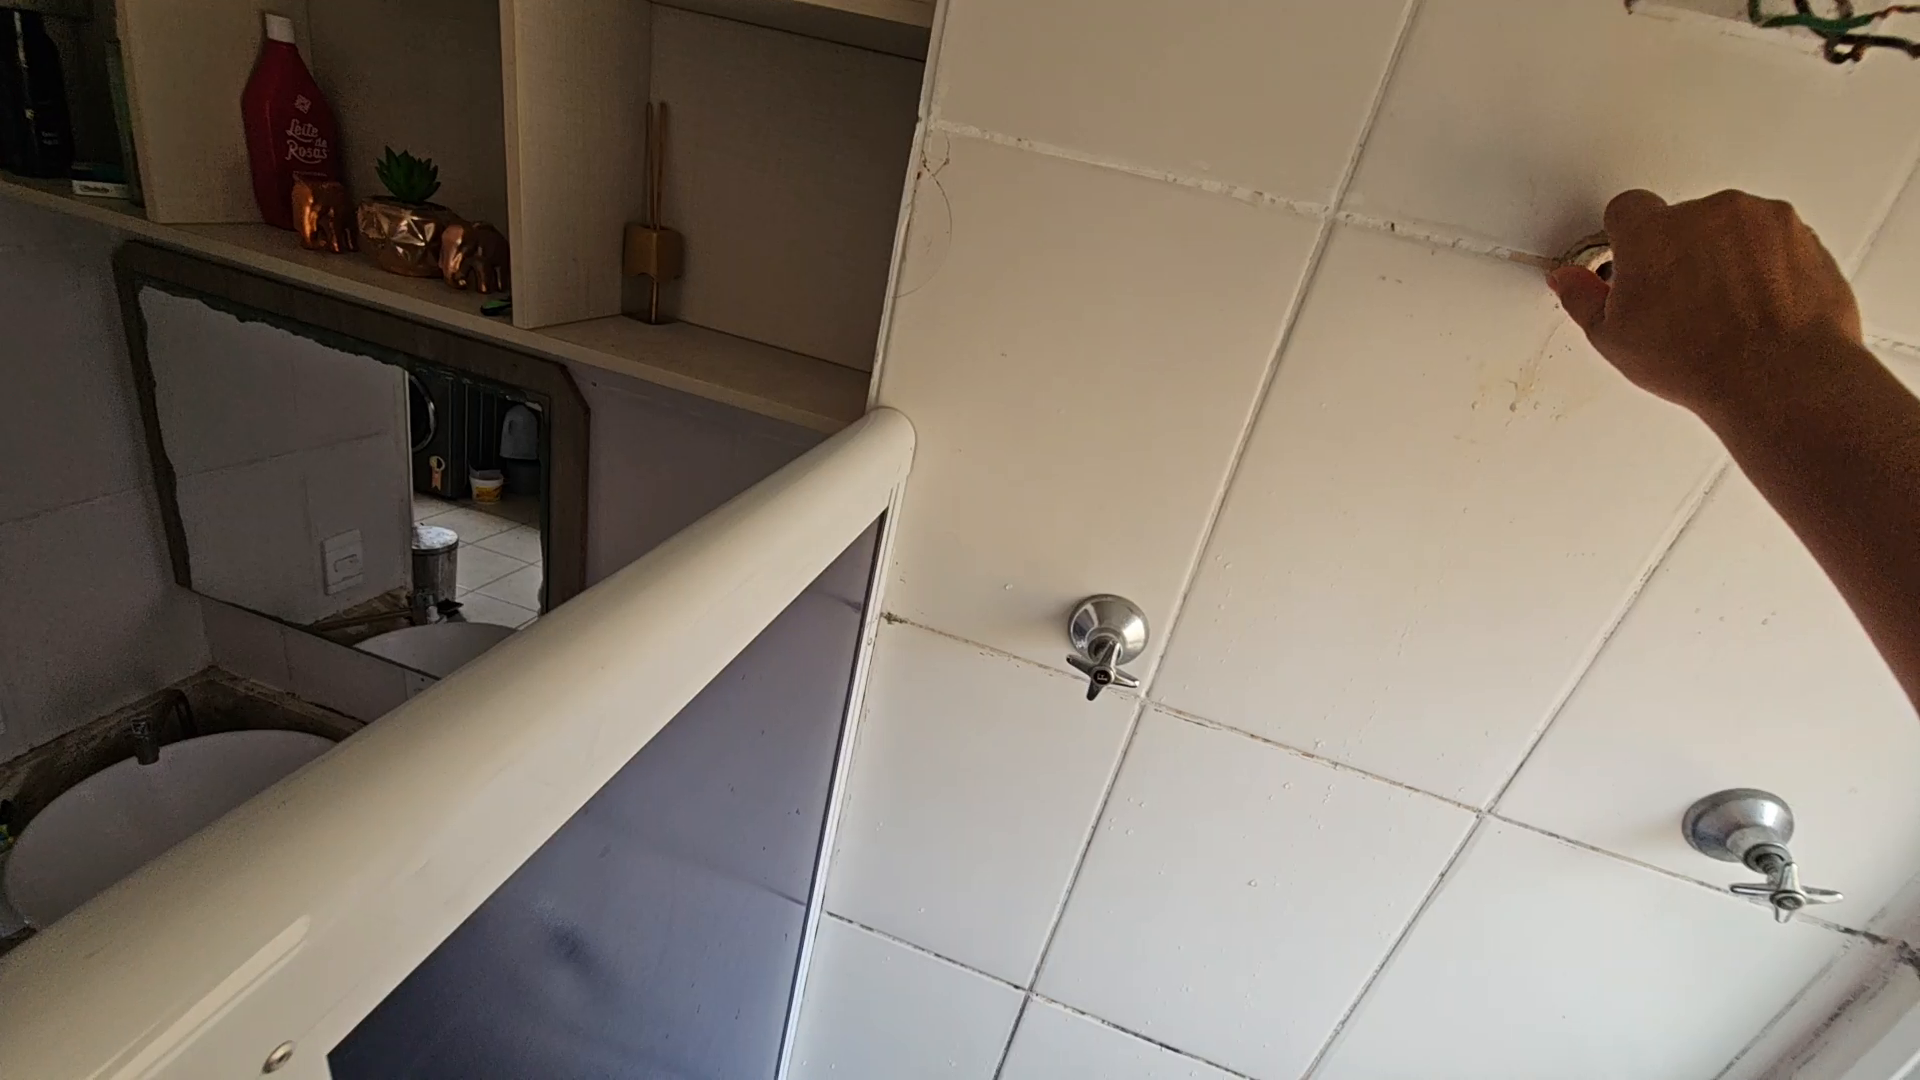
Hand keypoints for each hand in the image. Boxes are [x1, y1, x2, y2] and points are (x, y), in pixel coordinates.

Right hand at [1546, 189, 1862, 422]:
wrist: (1773, 372)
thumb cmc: (1693, 355)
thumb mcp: (1609, 334)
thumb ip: (1582, 295)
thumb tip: (1568, 279)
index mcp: (1651, 234)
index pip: (1626, 208)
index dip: (1619, 234)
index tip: (1621, 257)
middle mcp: (1708, 214)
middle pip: (1676, 219)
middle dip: (1668, 250)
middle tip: (1662, 296)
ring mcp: (1762, 219)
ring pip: (1723, 226)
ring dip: (1713, 253)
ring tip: (1706, 304)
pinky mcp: (1802, 233)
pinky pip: (1765, 238)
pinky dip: (1754, 262)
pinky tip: (1741, 302)